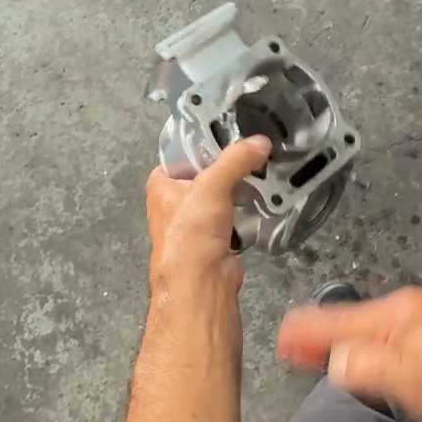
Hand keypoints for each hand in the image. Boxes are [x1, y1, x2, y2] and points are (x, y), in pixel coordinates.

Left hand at [145, 137, 271, 295]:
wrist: (201, 282)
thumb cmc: (192, 230)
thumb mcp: (212, 184)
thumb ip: (236, 160)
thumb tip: (261, 141)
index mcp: (160, 187)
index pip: (180, 157)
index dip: (202, 148)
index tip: (228, 138)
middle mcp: (172, 205)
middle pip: (205, 178)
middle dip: (227, 172)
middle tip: (252, 158)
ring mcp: (192, 226)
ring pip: (220, 200)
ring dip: (238, 194)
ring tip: (260, 178)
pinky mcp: (212, 243)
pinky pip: (232, 220)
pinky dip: (244, 215)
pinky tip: (259, 205)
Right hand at [275, 287, 421, 421]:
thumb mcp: (410, 382)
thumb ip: (363, 366)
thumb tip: (331, 360)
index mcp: (396, 313)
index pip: (335, 319)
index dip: (304, 332)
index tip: (279, 342)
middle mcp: (409, 307)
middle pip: (351, 320)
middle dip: (321, 336)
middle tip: (294, 355)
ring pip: (372, 328)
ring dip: (346, 342)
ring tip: (324, 359)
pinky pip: (393, 334)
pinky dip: (371, 345)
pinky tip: (372, 359)